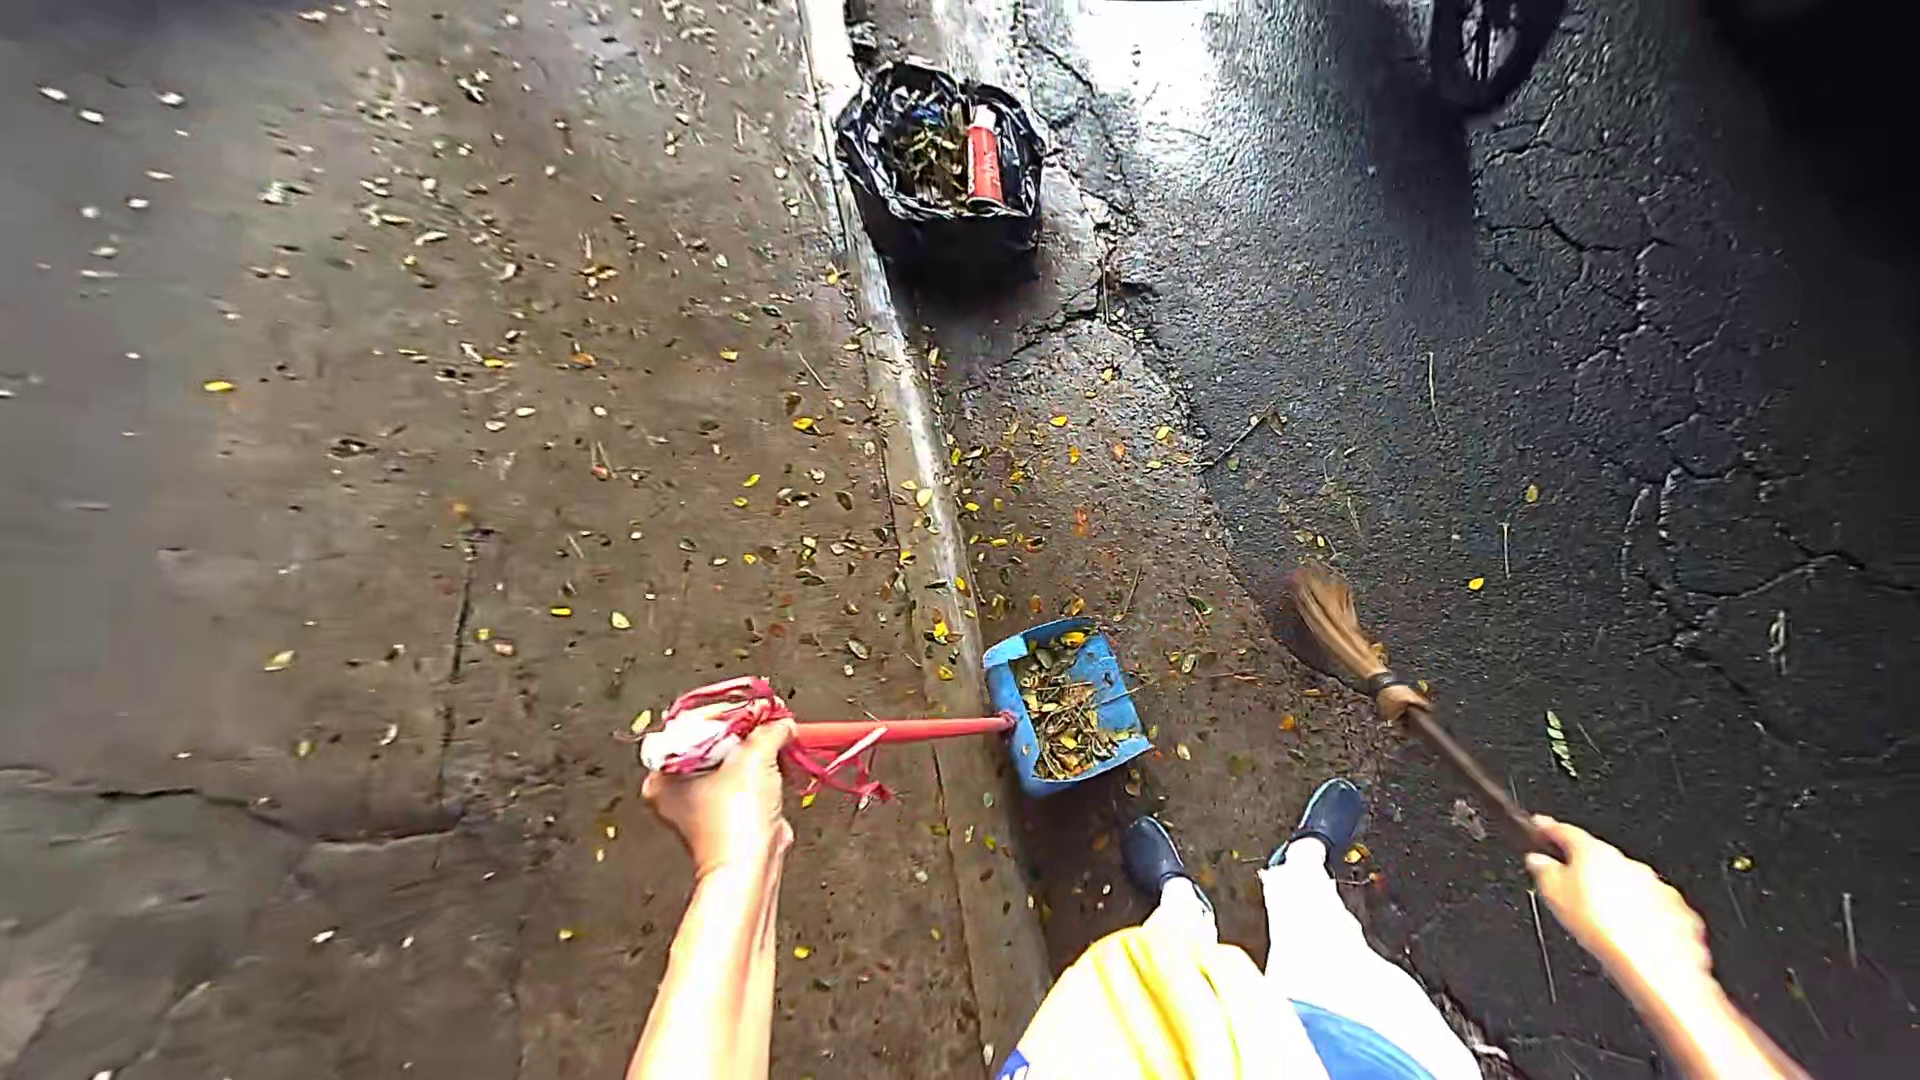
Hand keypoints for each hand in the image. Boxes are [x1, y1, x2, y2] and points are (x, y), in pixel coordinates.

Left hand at [643, 711, 795, 878]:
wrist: (751, 866)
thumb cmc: (736, 821)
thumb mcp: (754, 756)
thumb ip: (770, 728)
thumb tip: (782, 721)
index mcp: (665, 773)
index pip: (696, 723)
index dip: (730, 711)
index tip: (757, 707)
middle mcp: (678, 785)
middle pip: (717, 738)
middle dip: (750, 729)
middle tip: (771, 720)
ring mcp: (703, 799)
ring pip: (734, 756)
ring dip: (762, 748)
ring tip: (779, 742)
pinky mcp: (728, 810)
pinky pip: (746, 776)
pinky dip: (765, 768)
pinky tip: (781, 764)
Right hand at [1525, 816, 1711, 991]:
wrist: (1656, 970)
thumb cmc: (1603, 929)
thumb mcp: (1551, 893)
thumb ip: (1543, 869)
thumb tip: (1539, 862)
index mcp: (1594, 852)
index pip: (1564, 830)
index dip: (1547, 828)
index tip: (1540, 826)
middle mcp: (1630, 865)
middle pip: (1599, 859)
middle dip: (1585, 869)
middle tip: (1569, 886)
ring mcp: (1660, 890)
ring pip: (1629, 884)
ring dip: (1615, 893)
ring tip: (1600, 918)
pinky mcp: (1681, 916)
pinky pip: (1655, 908)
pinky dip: (1641, 915)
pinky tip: (1629, 933)